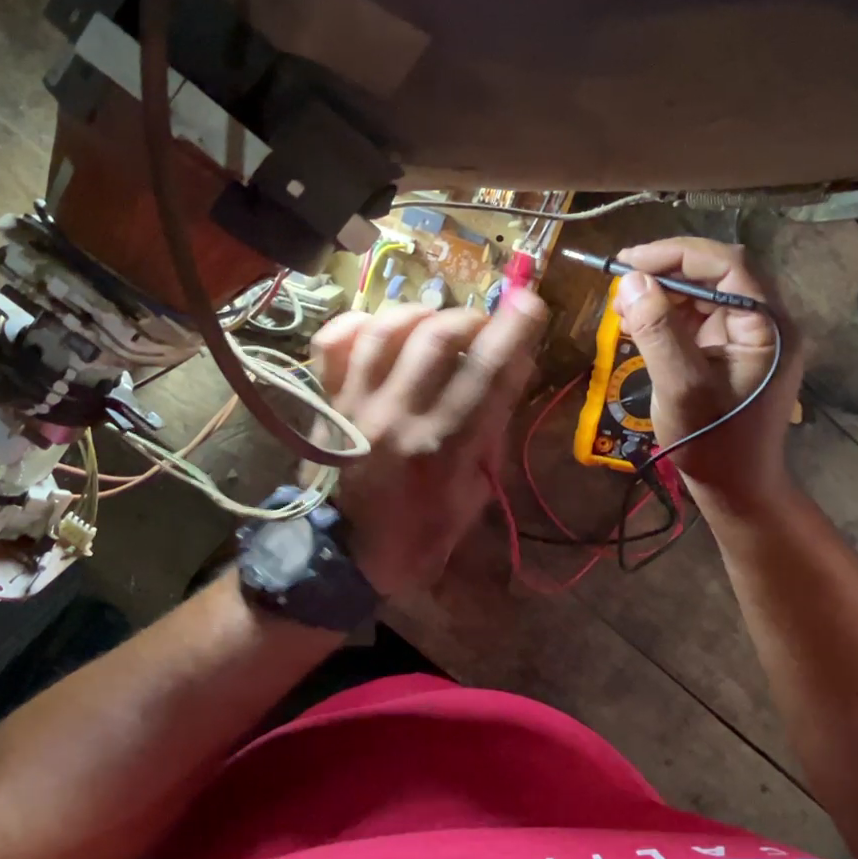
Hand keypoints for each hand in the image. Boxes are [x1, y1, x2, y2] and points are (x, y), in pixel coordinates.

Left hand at [309, 292, 548, 596]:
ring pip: (388, 330)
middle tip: (482, 327)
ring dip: (421, 315)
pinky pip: (334, 343)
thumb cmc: (417, 535)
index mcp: (444, 448)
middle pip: (439, 338)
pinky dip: (358, 323)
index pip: (488, 374)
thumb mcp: (473, 497)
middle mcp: (400, 416)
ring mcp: (358, 404)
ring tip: (437, 322)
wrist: (341, 556)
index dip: (514, 332)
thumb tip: (506, 378)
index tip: (529, 302)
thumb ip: (489, 437)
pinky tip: (380, 326)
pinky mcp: (328, 401)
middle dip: (471, 319)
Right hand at [612, 238, 802, 508]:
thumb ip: (658, 331)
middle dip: (666, 271)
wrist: (736, 488)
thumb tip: (630, 281)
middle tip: (620, 282)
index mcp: (768, 326)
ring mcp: (750, 335)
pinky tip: (638, 324)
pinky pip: (699, 315)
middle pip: (717, 271)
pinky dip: (667, 313)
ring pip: (705, 290)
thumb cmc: (713, 443)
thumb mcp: (681, 387)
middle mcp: (766, 321)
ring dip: (663, 291)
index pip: (727, 264)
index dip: (675, 254)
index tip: (628, 263)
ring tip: (623, 306)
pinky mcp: (732, 348)